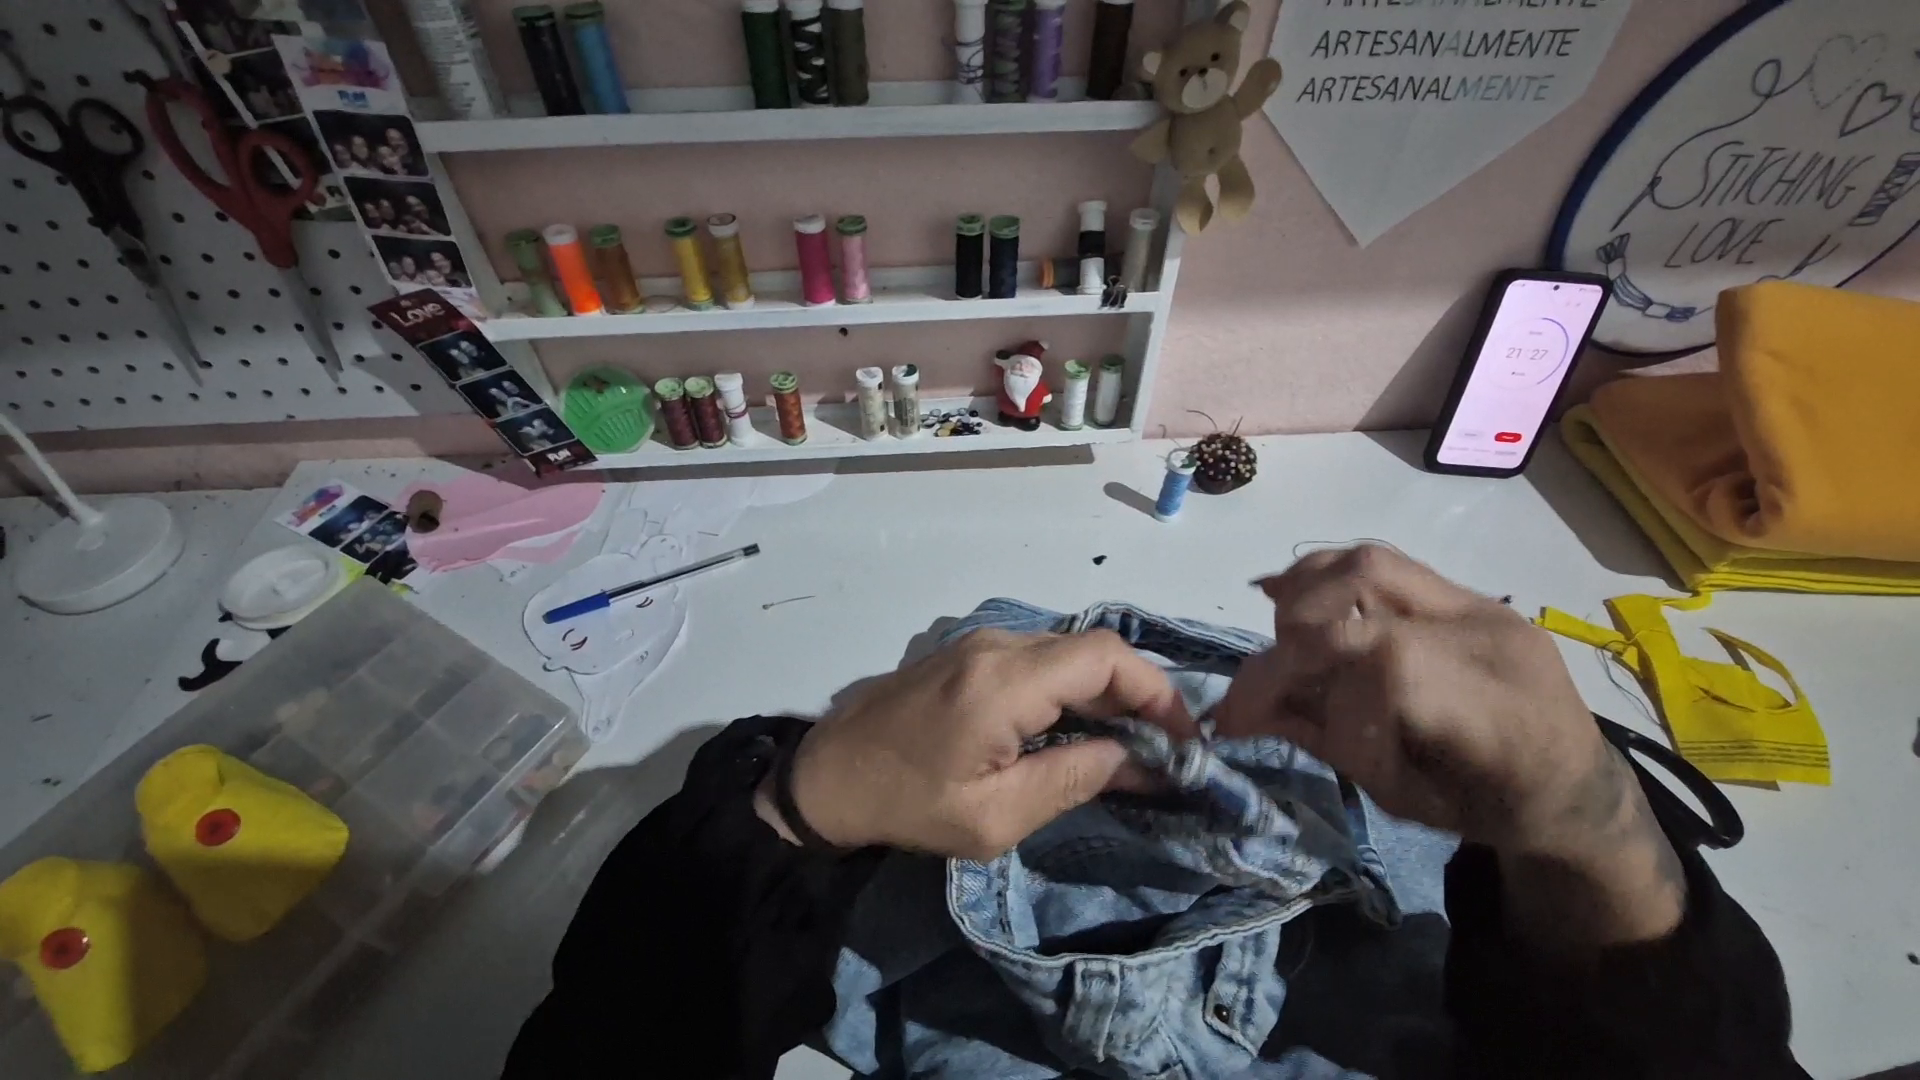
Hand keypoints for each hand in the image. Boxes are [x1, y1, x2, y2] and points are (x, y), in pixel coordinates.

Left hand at [763, 629, 1194, 860]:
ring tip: (1130, 745)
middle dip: (1138, 695)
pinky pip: (1038, 660)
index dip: (1157, 691)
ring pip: (1067, 653)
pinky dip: (1072, 689)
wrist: (827, 776)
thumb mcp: (995, 816)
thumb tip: (1138, 758)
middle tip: (1164, 750)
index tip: (1185, 739)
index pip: (1105, 658)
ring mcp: (979, 644)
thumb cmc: (908, 804)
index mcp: (1004, 681)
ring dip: (1106, 693)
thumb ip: (1074, 778)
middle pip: (1091, 651)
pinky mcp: (968, 654)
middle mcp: (997, 646)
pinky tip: (1079, 729)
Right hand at [1216, 545, 1685, 949]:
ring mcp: (1479, 605)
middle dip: (1295, 629)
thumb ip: (1319, 739)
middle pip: (1366, 589)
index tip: (1243, 718)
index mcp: (1490, 710)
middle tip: (1268, 674)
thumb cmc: (1484, 807)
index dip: (1294, 679)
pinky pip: (1383, 564)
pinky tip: (1298, 601)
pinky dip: (1327, 577)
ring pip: (1370, 561)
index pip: (1375, 660)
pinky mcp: (1465, 594)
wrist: (1570, 786)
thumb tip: (1235, 713)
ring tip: (1279, 630)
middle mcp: (1487, 639)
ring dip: (1305, 589)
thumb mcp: (1397, 794)